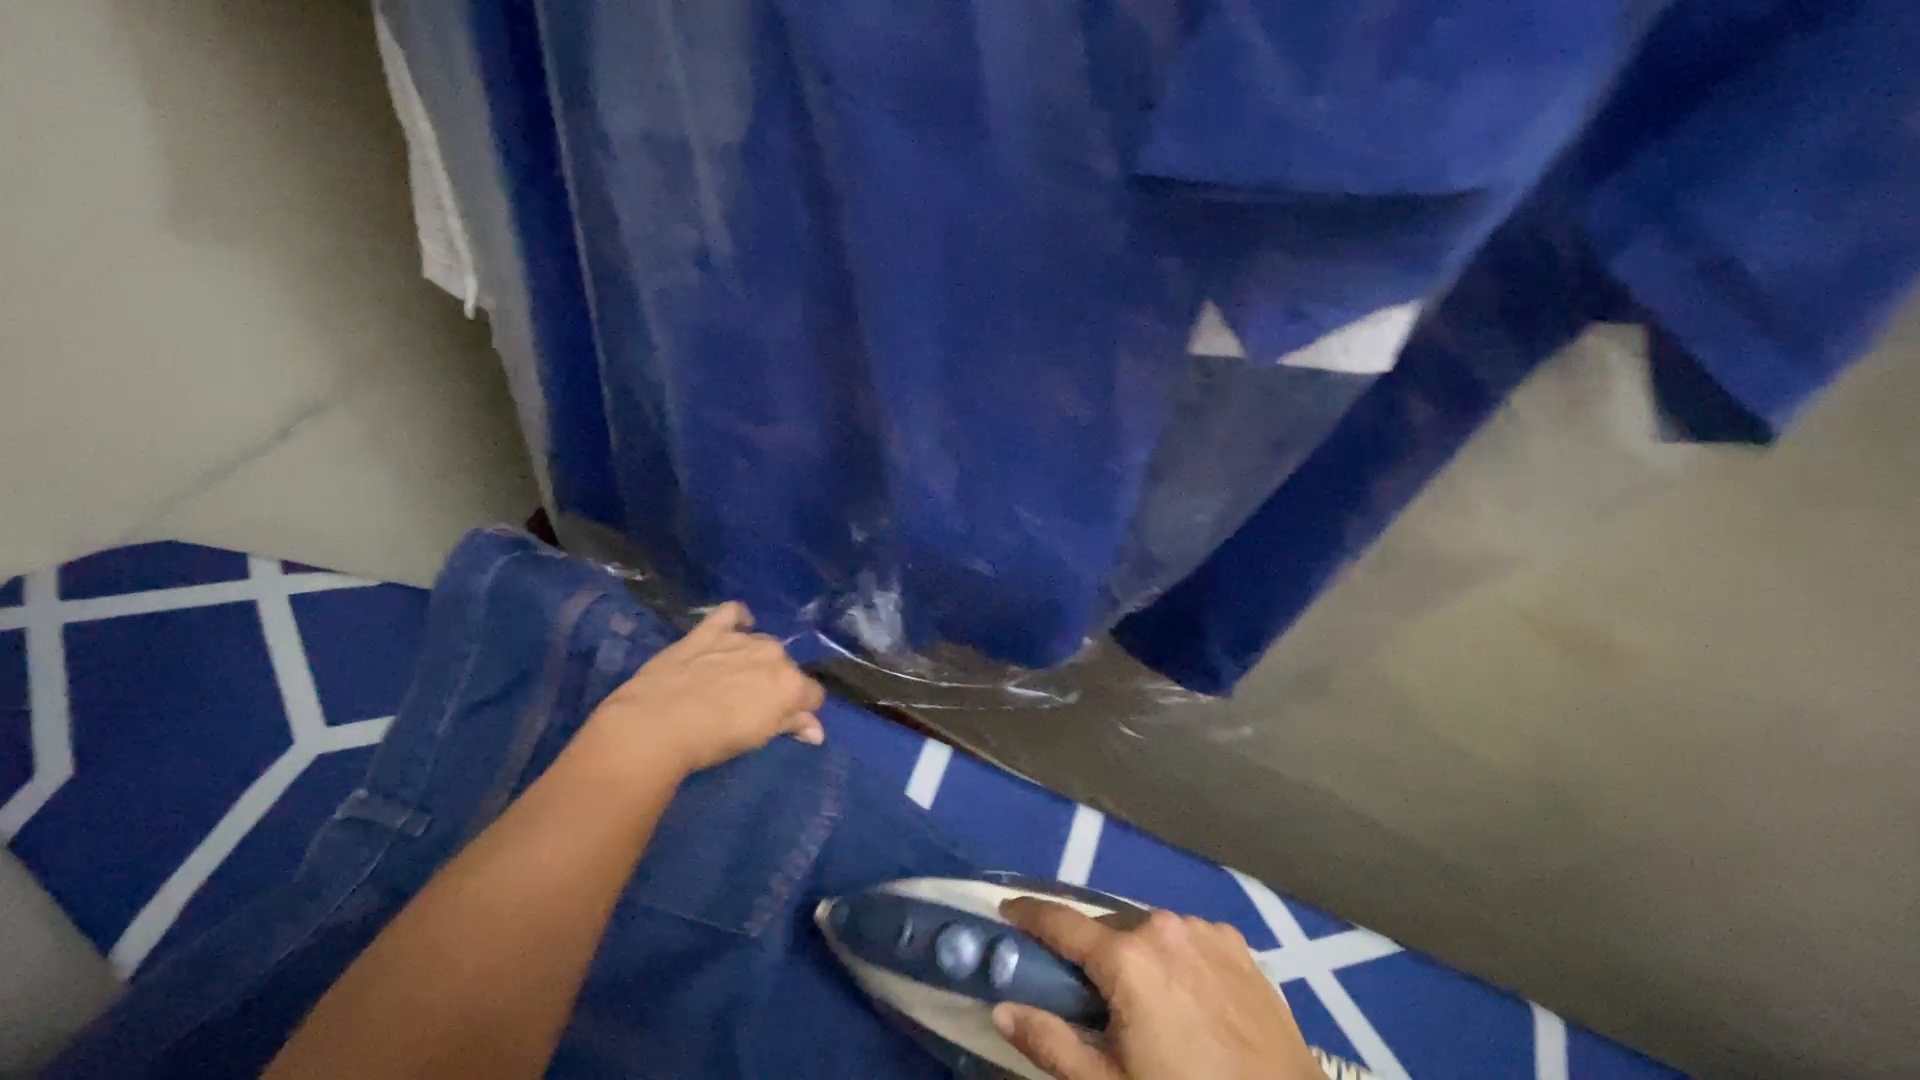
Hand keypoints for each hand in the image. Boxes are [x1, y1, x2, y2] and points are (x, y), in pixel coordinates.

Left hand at [583, 602, 826, 775]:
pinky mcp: (711, 629)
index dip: (801, 709)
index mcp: (791, 684)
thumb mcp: (758, 738)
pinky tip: (736, 627)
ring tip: (735, 678)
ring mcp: (742, 638)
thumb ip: (792, 725)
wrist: (658, 723)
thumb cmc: (713, 740)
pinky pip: (733, 612)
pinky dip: (739, 619)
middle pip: (788, 668)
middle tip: (753, 704)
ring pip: (764, 643)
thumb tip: (817, 730)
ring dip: (757, 658)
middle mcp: (774, 654)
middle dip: (777, 683)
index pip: (813, 694)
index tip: (784, 720)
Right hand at [993, 899, 1322, 1079]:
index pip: (1061, 922)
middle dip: (1088, 950)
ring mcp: (1206, 932)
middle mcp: (1164, 928)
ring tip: (1139, 1001)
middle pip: (1108, 928)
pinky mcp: (1238, 945)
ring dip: (1133, 954)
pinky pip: (1187, 940)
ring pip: (1149, 932)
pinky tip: (1183, 997)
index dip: (1029, 915)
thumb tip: (1001, 1009)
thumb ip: (1050, 1042)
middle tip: (1081, 988)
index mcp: (1128, 957)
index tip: (1007, 911)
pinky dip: (1172, 958)